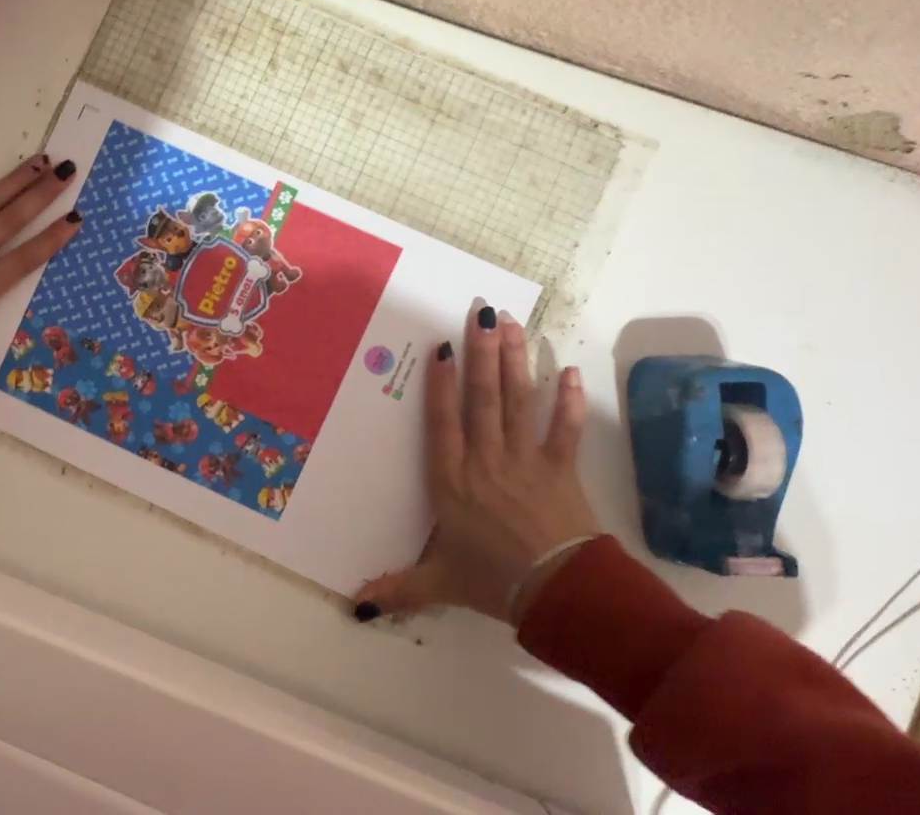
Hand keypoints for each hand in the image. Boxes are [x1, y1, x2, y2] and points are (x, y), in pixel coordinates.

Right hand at [354, 305, 601, 625]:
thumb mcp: (437, 583)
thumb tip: (352, 606)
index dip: (441, 385)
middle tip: (482, 313)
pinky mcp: (560, 470)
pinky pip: (564, 429)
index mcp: (451, 480)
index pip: (442, 423)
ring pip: (517, 402)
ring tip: (512, 324)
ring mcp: (525, 461)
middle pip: (482, 399)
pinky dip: (567, 400)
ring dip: (515, 362)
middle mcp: (485, 461)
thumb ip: (396, 588)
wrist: (561, 595)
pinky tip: (567, 369)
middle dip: (481, 354)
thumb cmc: (492, 581)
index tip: (443, 348)